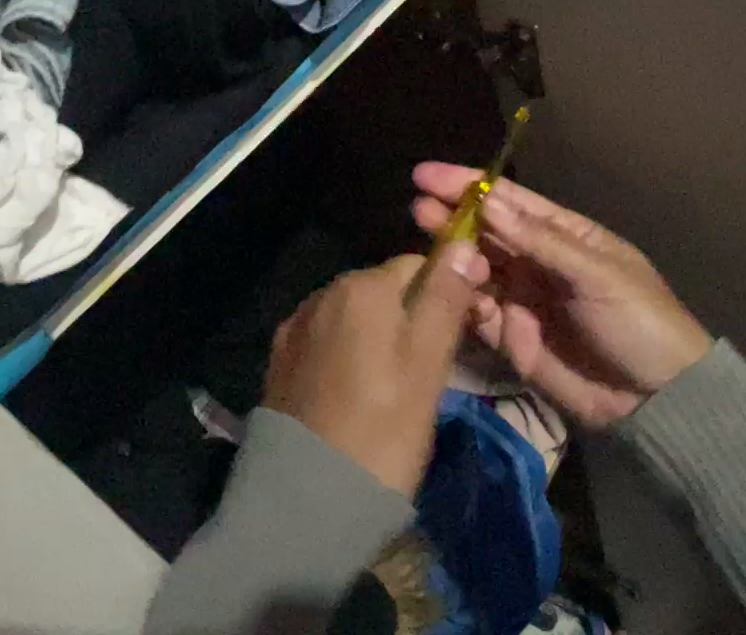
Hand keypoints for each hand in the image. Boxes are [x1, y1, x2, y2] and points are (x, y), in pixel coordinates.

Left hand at [263, 242, 489, 496]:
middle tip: (431, 367)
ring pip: (356, 313)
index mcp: (364, 287)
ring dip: (378, 332)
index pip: (421, 266)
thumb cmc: (381, 430)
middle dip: (412, 314)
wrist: (305, 500)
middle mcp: (324, 292)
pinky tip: (354, 388)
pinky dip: (347, 350)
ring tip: (392, 383)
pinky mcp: (280, 358)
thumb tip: (461, 244)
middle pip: (386, 287)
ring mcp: (297, 325)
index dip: (448, 294)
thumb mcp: (427, 365)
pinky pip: (327, 337)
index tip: (465, 333)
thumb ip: (444, 300)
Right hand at [412, 163, 712, 428]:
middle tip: (417, 207)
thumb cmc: (639, 321)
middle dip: (453, 217)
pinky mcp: (512, 338)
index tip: (427, 174)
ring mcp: (523, 299)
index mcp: (565, 235)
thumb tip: (489, 203)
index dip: (470, 185)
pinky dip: (461, 300)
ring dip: (452, 257)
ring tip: (429, 246)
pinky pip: (477, 313)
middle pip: (486, 232)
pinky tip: (446, 288)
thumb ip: (540, 241)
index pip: (510, 201)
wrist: (657, 400)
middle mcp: (537, 261)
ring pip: (476, 270)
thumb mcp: (597, 274)